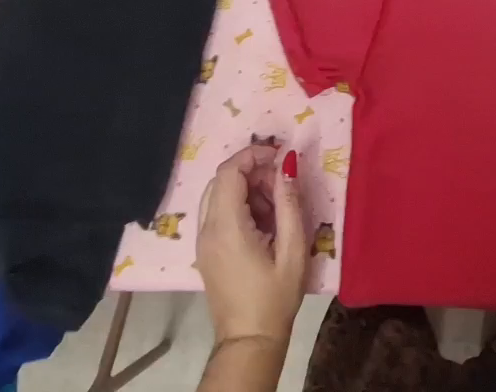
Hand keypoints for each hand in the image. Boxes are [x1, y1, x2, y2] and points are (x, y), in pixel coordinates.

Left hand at [197, 144, 307, 349]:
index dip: (253, 154)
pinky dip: (238, 204)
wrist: (249, 341)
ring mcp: (202, 240)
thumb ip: (289, 203)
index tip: (279, 156)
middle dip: (253, 171)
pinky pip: (217, 211)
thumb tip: (287, 164)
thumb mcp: (292, 250)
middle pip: (222, 179)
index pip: (229, 171)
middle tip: (282, 185)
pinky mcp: (206, 249)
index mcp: (226, 227)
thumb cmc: (275, 298)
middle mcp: (207, 229)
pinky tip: (263, 221)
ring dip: (246, 188)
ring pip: (218, 193)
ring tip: (276, 206)